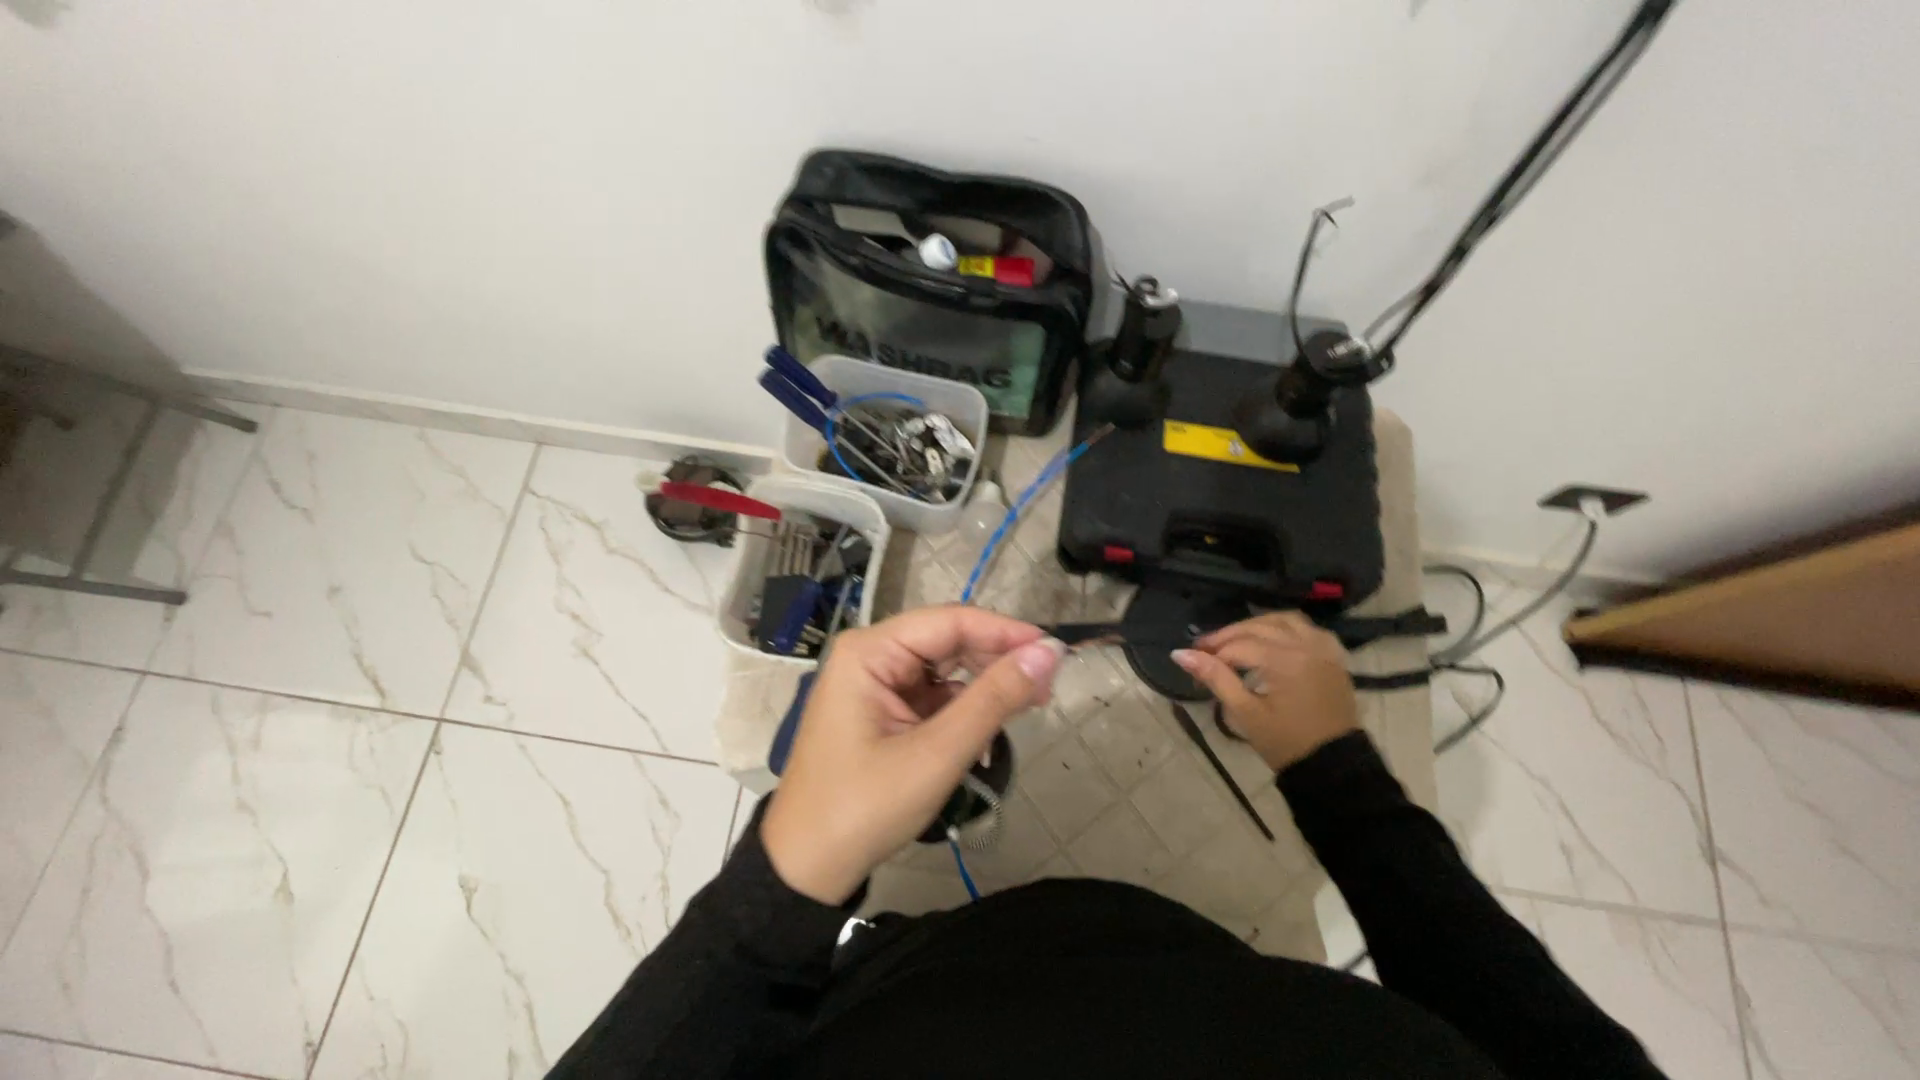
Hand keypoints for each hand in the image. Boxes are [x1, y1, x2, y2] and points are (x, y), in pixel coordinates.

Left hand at [760, 606, 1066, 904]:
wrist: (807, 868)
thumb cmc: (865, 807)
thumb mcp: (936, 753)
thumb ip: (994, 699)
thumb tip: (1048, 652)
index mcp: (870, 652)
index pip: (951, 621)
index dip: (1006, 631)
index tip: (1055, 651)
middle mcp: (870, 656)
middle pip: (948, 641)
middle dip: (997, 661)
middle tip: (1047, 689)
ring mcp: (874, 684)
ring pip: (945, 670)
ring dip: (984, 689)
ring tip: (1028, 709)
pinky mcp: (881, 712)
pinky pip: (933, 697)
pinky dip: (963, 712)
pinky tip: (988, 734)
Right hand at [1171, 611, 1358, 770]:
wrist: (1333, 765)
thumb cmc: (1285, 742)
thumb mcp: (1245, 713)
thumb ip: (1215, 678)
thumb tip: (1180, 654)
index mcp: (1285, 661)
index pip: (1239, 646)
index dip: (1212, 653)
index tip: (1193, 664)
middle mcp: (1306, 645)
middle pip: (1259, 626)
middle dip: (1228, 635)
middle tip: (1205, 649)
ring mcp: (1324, 648)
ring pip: (1284, 620)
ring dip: (1256, 624)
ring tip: (1236, 639)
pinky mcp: (1333, 656)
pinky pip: (1307, 628)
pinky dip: (1285, 627)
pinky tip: (1272, 639)